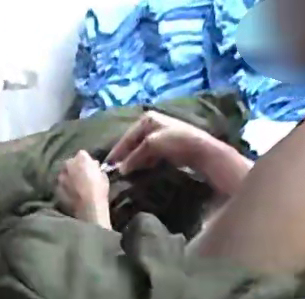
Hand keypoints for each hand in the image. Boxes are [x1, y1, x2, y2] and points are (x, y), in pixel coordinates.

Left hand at [55, 150, 112, 226]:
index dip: (86, 162)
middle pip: (70, 163)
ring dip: (68, 179)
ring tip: (75, 187)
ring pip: (64, 175)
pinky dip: (64, 189)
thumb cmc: (99, 189)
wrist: (89, 208)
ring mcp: (61, 177)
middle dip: (75, 169)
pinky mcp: (57, 190)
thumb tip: (93, 167)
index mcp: (81, 157)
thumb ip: (95, 168)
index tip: (89, 169)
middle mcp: (68, 164)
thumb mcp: (102, 174)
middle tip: (81, 178)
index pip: (83, 155)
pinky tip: (70, 195)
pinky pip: (61, 187)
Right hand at [106, 111, 220, 174]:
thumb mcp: (152, 145)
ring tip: (123, 173)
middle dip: (124, 156)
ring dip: (132, 161)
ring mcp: (158, 135)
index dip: (116, 152)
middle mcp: (151, 123)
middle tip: (113, 171)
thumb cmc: (175, 141)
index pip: (126, 137)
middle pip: (132, 143)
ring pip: (139, 150)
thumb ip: (134, 156)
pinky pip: (147, 155)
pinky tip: (138, 170)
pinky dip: (142, 163)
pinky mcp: (164, 146)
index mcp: (146, 119)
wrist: (198, 149)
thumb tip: (120, 170)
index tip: (106, 166)